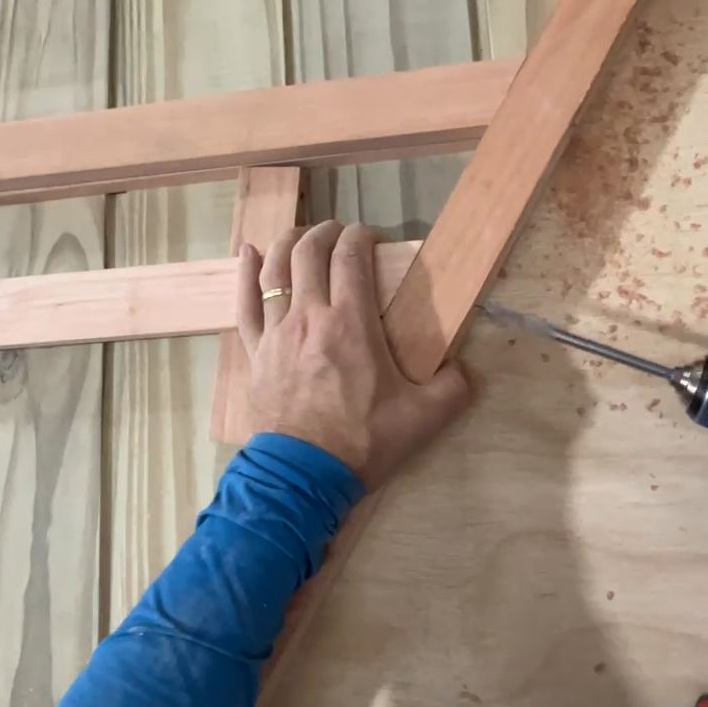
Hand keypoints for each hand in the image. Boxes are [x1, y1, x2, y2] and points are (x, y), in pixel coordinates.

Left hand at [235, 220, 470, 489]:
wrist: (302, 475)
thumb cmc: (362, 441)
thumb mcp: (423, 418)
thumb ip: (452, 388)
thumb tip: (462, 369)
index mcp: (350, 322)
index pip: (351, 258)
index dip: (361, 235)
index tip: (370, 235)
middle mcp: (310, 316)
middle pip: (309, 253)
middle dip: (325, 232)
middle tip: (338, 231)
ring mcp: (276, 332)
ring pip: (275, 269)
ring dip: (288, 242)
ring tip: (301, 234)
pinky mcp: (255, 351)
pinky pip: (245, 303)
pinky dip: (245, 273)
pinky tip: (246, 252)